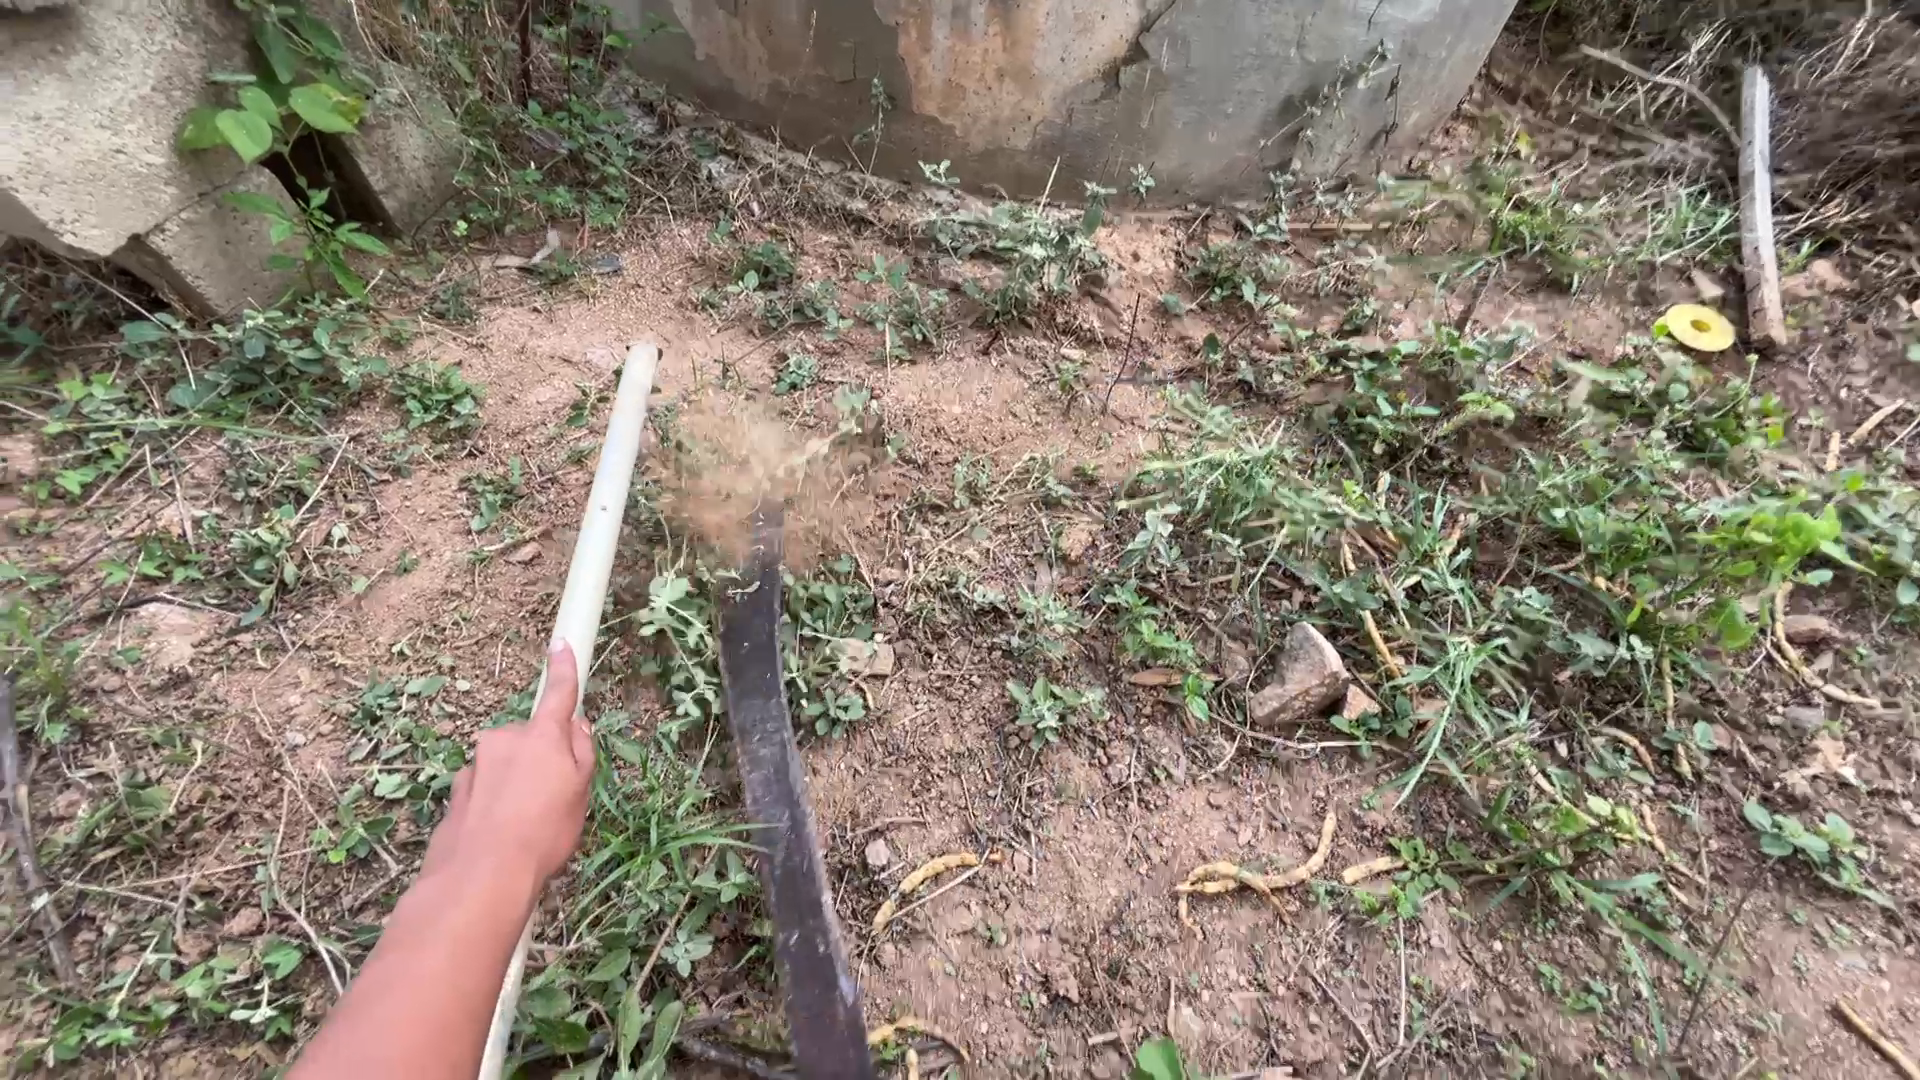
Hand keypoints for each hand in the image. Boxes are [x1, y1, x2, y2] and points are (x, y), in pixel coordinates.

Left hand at [421, 641, 595, 891]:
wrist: (479, 877)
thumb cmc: (544, 830)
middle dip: (543, 757)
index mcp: (540, 736)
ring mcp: (475, 767)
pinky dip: (496, 804)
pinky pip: (486, 789)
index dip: (563, 668)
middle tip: (556, 795)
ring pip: (507, 766)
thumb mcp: (581, 789)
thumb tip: (576, 725)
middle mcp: (503, 741)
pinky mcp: (455, 794)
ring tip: (529, 824)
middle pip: (531, 737)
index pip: (559, 693)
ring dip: (518, 784)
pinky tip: (503, 834)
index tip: (560, 644)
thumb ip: (582, 751)